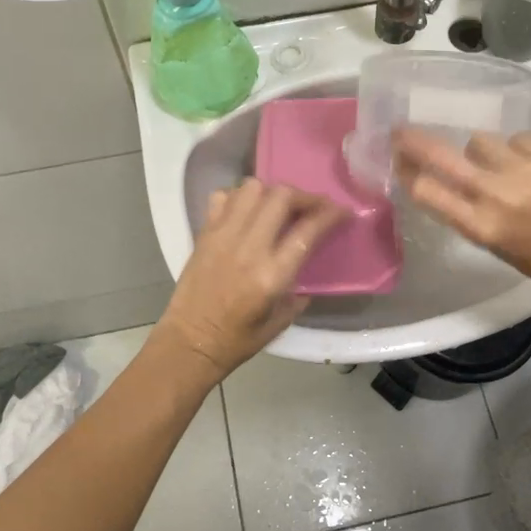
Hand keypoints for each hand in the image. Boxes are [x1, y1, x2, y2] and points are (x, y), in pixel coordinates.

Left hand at [154, 180, 346, 382]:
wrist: (188, 342)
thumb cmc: (236, 341)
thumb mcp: (279, 323)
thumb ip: (297, 294)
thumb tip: (306, 272)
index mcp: (272, 275)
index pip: (307, 230)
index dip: (330, 214)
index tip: (342, 211)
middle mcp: (248, 247)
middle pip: (281, 197)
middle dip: (304, 196)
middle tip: (312, 206)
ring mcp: (223, 236)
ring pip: (252, 188)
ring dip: (271, 192)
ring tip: (278, 206)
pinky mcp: (204, 233)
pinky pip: (223, 197)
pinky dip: (239, 197)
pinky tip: (246, 212)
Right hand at [393, 129, 530, 291]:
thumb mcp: (493, 244)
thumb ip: (465, 211)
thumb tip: (434, 177)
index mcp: (482, 227)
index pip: (427, 191)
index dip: (407, 171)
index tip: (397, 159)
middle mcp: (500, 196)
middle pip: (444, 156)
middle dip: (416, 141)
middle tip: (401, 130)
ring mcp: (529, 170)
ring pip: (482, 140)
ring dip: (484, 150)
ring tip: (504, 166)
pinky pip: (519, 137)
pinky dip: (520, 147)